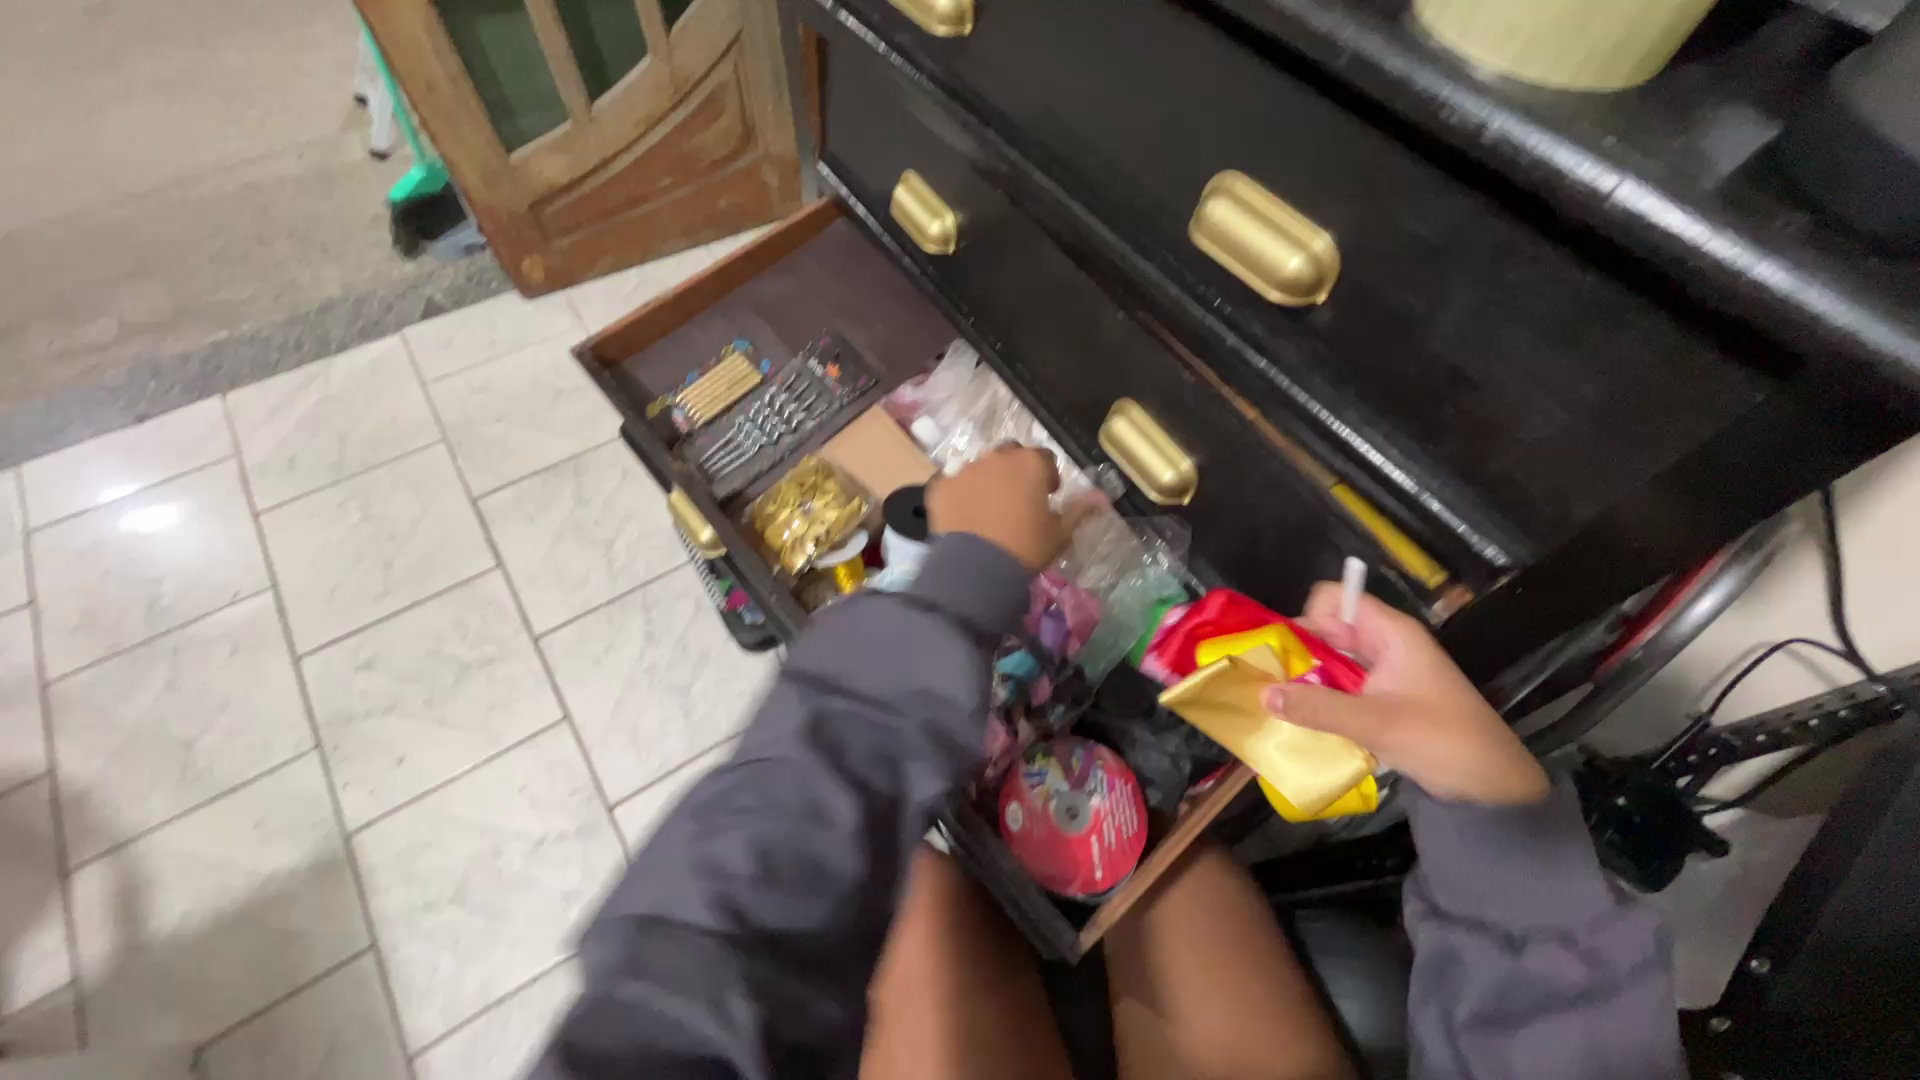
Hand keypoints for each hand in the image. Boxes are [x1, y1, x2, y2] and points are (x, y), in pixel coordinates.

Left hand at [925, 444, 1099, 571]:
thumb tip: (1100, 498)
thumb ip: (1078, 511)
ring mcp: (965, 469)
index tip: (1046, 496)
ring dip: (986, 480)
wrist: (976, 568)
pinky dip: (959, 494)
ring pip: (979, 467)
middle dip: (1015, 471)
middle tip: (1017, 499)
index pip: (1045, 459)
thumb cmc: (1025, 548)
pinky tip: (963, 516)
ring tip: (987, 509)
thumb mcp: (1059, 533)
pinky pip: (952, 483)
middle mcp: (997, 457)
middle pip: (1010, 455)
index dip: (1047, 476)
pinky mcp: (940, 486)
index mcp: (1030, 463)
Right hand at [1261, 583, 1548, 805]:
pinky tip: (1302, 719)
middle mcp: (1384, 644)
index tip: (1288, 650)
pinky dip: (1320, 697)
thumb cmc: (1444, 741)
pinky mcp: (1382, 699)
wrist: (1495, 787)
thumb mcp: (1376, 724)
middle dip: (1297, 650)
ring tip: (1276, 701)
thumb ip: (1317, 707)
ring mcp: (1383, 672)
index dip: (1308, 615)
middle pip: (1327, 630)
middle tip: (1267, 680)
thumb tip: (1262, 694)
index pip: (1337, 598)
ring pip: (1330, 660)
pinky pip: (1339, 686)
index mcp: (1390, 633)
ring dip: (1305, 677)